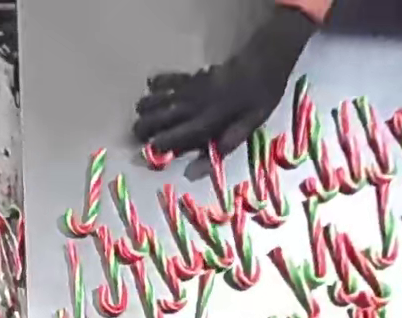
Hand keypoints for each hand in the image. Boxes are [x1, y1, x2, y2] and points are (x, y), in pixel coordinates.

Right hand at [131, 5, 317, 173]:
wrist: (266, 59)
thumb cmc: (259, 99)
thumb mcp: (247, 128)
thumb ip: (220, 150)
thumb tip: (191, 174)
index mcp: (207, 122)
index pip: (176, 137)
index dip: (159, 146)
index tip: (148, 154)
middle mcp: (195, 106)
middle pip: (162, 117)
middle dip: (145, 128)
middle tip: (135, 138)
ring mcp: (192, 89)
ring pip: (161, 98)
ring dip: (147, 108)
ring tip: (138, 117)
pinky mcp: (194, 76)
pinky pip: (171, 79)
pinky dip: (158, 83)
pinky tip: (149, 88)